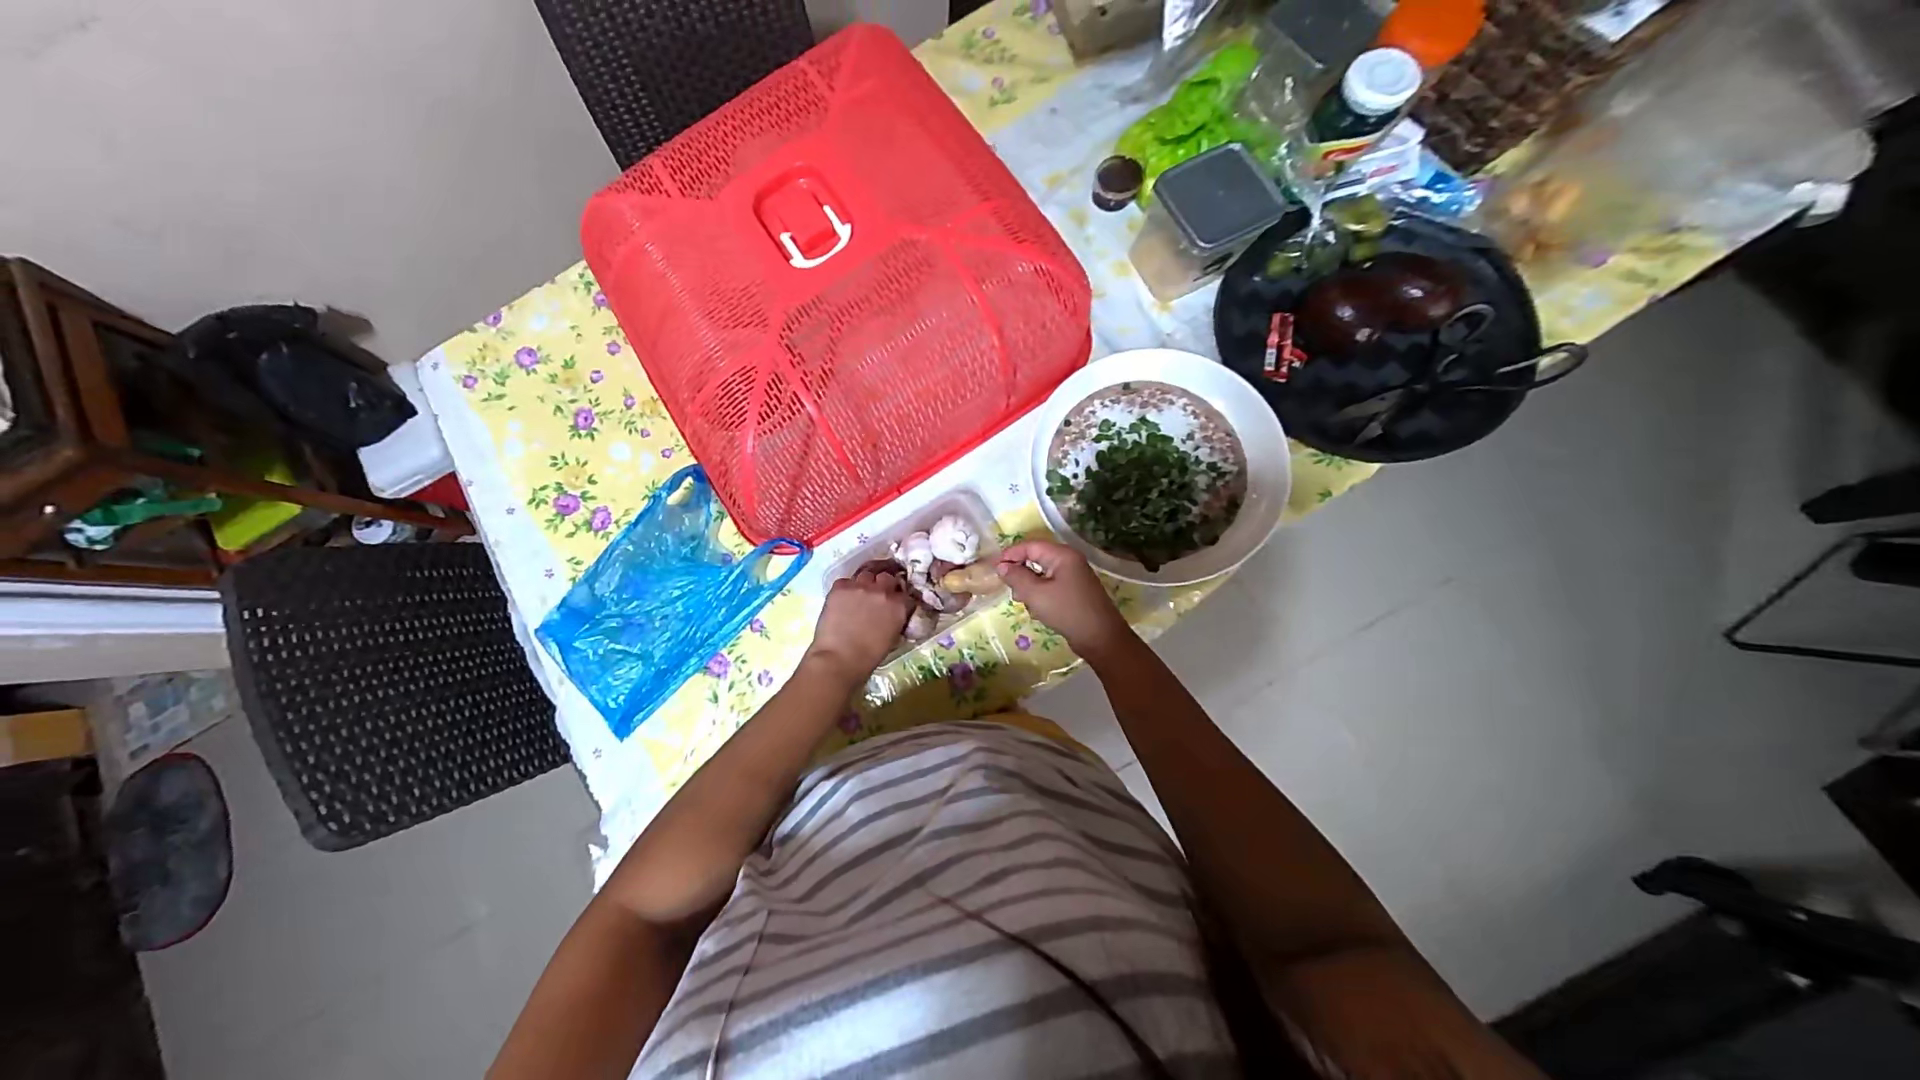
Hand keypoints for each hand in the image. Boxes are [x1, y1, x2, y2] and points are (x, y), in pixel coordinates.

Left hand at [803, 568, 914, 682]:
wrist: (840, 658)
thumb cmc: (869, 656)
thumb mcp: (893, 637)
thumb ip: (896, 619)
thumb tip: (893, 614)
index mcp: (899, 605)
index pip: (905, 593)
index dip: (898, 597)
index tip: (894, 603)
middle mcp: (882, 590)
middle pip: (886, 577)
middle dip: (883, 585)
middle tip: (876, 596)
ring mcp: (860, 586)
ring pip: (866, 575)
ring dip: (865, 584)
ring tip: (858, 596)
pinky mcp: (840, 586)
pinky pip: (845, 581)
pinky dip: (845, 589)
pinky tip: (841, 601)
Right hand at [997, 540, 1131, 660]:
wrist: (1100, 638)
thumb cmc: (1067, 611)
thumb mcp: (1036, 594)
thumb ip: (1016, 577)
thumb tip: (1002, 566)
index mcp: (1062, 555)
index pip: (1031, 546)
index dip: (1011, 554)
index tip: (995, 569)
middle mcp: (1069, 561)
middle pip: (1037, 559)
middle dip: (1021, 573)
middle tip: (1011, 590)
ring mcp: (1074, 577)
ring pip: (1042, 574)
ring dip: (1030, 587)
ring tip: (1026, 603)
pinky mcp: (1075, 592)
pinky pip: (1051, 587)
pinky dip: (1041, 595)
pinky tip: (1039, 611)